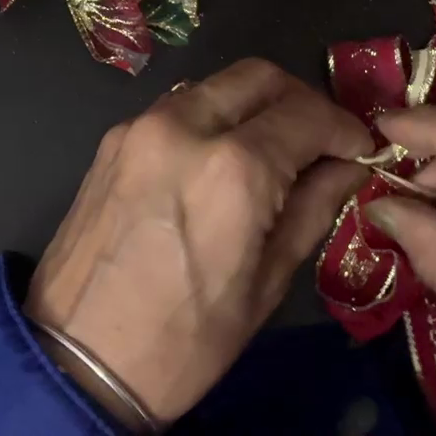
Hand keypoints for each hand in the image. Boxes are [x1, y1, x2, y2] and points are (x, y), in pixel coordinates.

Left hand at [26, 59, 371, 426]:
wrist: (78, 360)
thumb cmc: (185, 338)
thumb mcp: (267, 282)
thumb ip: (314, 207)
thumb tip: (348, 166)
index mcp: (232, 168)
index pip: (306, 114)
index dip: (343, 127)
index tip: (358, 148)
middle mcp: (184, 126)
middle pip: (260, 76)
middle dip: (300, 100)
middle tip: (319, 139)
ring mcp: (142, 125)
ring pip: (216, 84)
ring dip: (254, 103)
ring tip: (272, 148)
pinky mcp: (114, 137)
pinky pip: (178, 106)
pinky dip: (211, 117)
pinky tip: (219, 159)